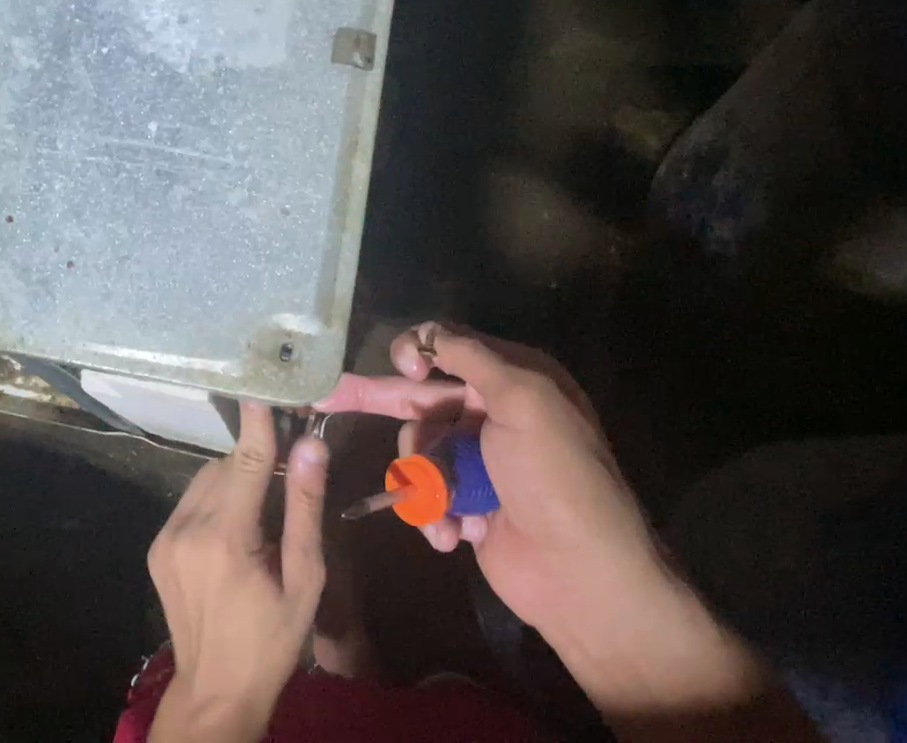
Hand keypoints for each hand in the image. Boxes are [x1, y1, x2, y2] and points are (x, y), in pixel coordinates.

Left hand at [146, 402, 328, 742]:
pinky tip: (236, 526)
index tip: (264, 385)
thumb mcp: (304, 579)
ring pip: (206, 479)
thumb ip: (305, 509)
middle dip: (257, 459)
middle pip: (227, 466)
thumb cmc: (272, 639)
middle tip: (288, 470)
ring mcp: (166, 537)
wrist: (215, 691)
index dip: (258, 422)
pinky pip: (191, 500)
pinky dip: (216, 498)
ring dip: (236, 478)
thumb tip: (310, 447)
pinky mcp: (157, 546)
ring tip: (263, 507)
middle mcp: (187, 528)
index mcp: (226, 538)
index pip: (247, 461)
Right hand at [318, 325, 771, 717]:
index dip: (418, 351)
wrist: (581, 573)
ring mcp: (477, 460)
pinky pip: (423, 491)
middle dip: (378, 398)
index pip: (450, 346)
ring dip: (421, 476)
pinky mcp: (464, 501)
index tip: (403, 369)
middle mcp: (493, 412)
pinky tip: (453, 532)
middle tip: (325, 395)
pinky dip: (432, 512)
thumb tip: (430, 334)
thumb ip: (472, 357)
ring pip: (416, 447)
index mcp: (513, 379)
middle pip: (421, 396)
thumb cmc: (554, 475)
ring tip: (444, 503)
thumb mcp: (523, 400)